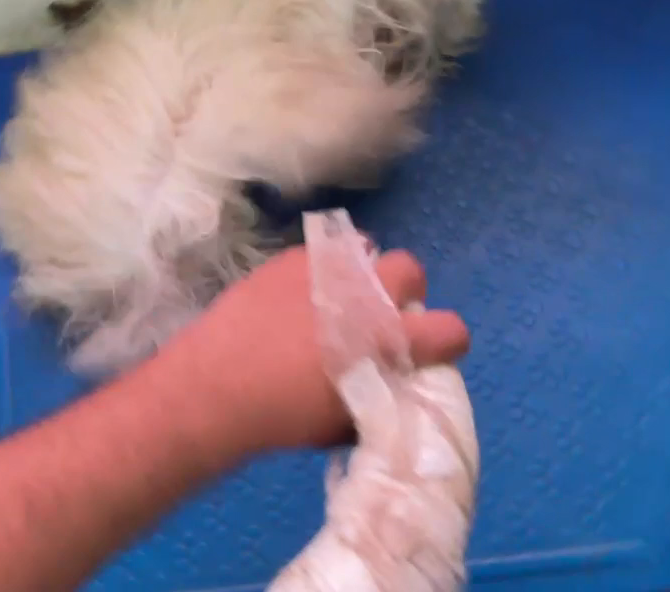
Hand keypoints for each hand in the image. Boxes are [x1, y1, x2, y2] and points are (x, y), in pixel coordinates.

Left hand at [157, 246, 468, 457]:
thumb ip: (383, 395)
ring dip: (362, 272)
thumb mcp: (348, 420)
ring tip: (340, 296)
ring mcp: (324, 267)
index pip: (450, 328)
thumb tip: (392, 381)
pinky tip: (301, 293)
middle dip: (404, 288)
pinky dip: (322, 268)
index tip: (431, 348)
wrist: (218, 383)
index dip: (446, 340)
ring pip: (365, 248)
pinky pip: (322, 251)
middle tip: (382, 313)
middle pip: (410, 267)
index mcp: (386, 338)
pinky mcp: (290, 257)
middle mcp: (363, 293)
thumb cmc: (286, 414)